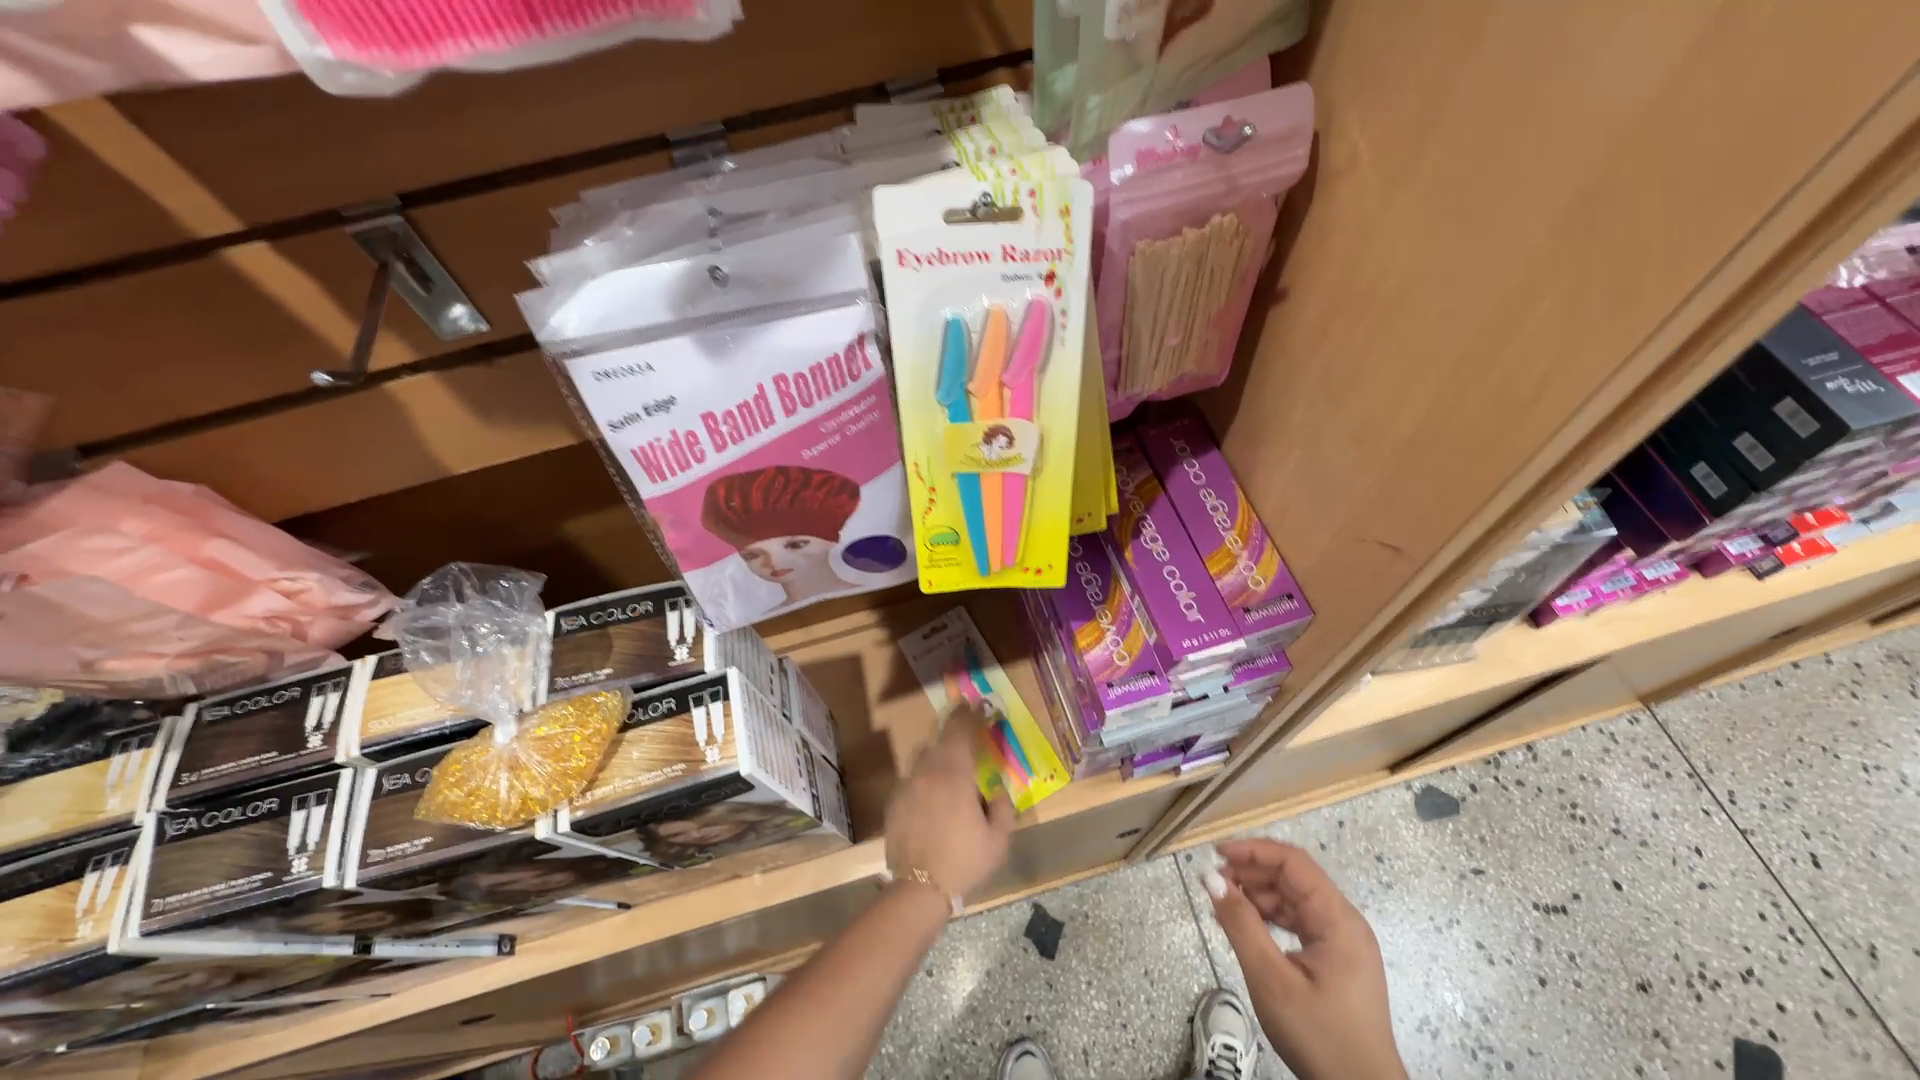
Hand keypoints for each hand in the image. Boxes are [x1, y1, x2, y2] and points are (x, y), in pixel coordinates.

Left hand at [884, 705, 1014, 899]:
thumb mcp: (998, 839)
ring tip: (951, 766)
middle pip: (939, 740)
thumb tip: (998, 791)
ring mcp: (906, 787)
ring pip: (922, 758)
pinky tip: (933, 795)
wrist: (918, 888)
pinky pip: (911, 779)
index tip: (978, 706)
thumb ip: (1003, 808)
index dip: (969, 715)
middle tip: (968, 731)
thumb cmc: (964, 862)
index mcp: (954, 775)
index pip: (960, 731)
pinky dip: (924, 778)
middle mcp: (927, 773)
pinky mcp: (894, 803)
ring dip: (938, 755)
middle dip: (954, 732)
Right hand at [1204, 840, 1407, 1079]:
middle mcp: (1345, 922)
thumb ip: (1241, 924)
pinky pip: (1301, 924)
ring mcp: (1344, 943)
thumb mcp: (1271, 980)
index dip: (1253, 850)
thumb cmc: (1319, 1035)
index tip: (1216, 854)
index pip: (1294, 863)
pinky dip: (1271, 918)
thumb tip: (1211, 879)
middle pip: (1296, 879)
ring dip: (1259, 895)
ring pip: (1297, 901)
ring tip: (1223, 903)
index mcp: (1338, 919)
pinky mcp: (1338, 961)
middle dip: (1252, 872)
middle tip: (1213, 882)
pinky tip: (1247, 926)